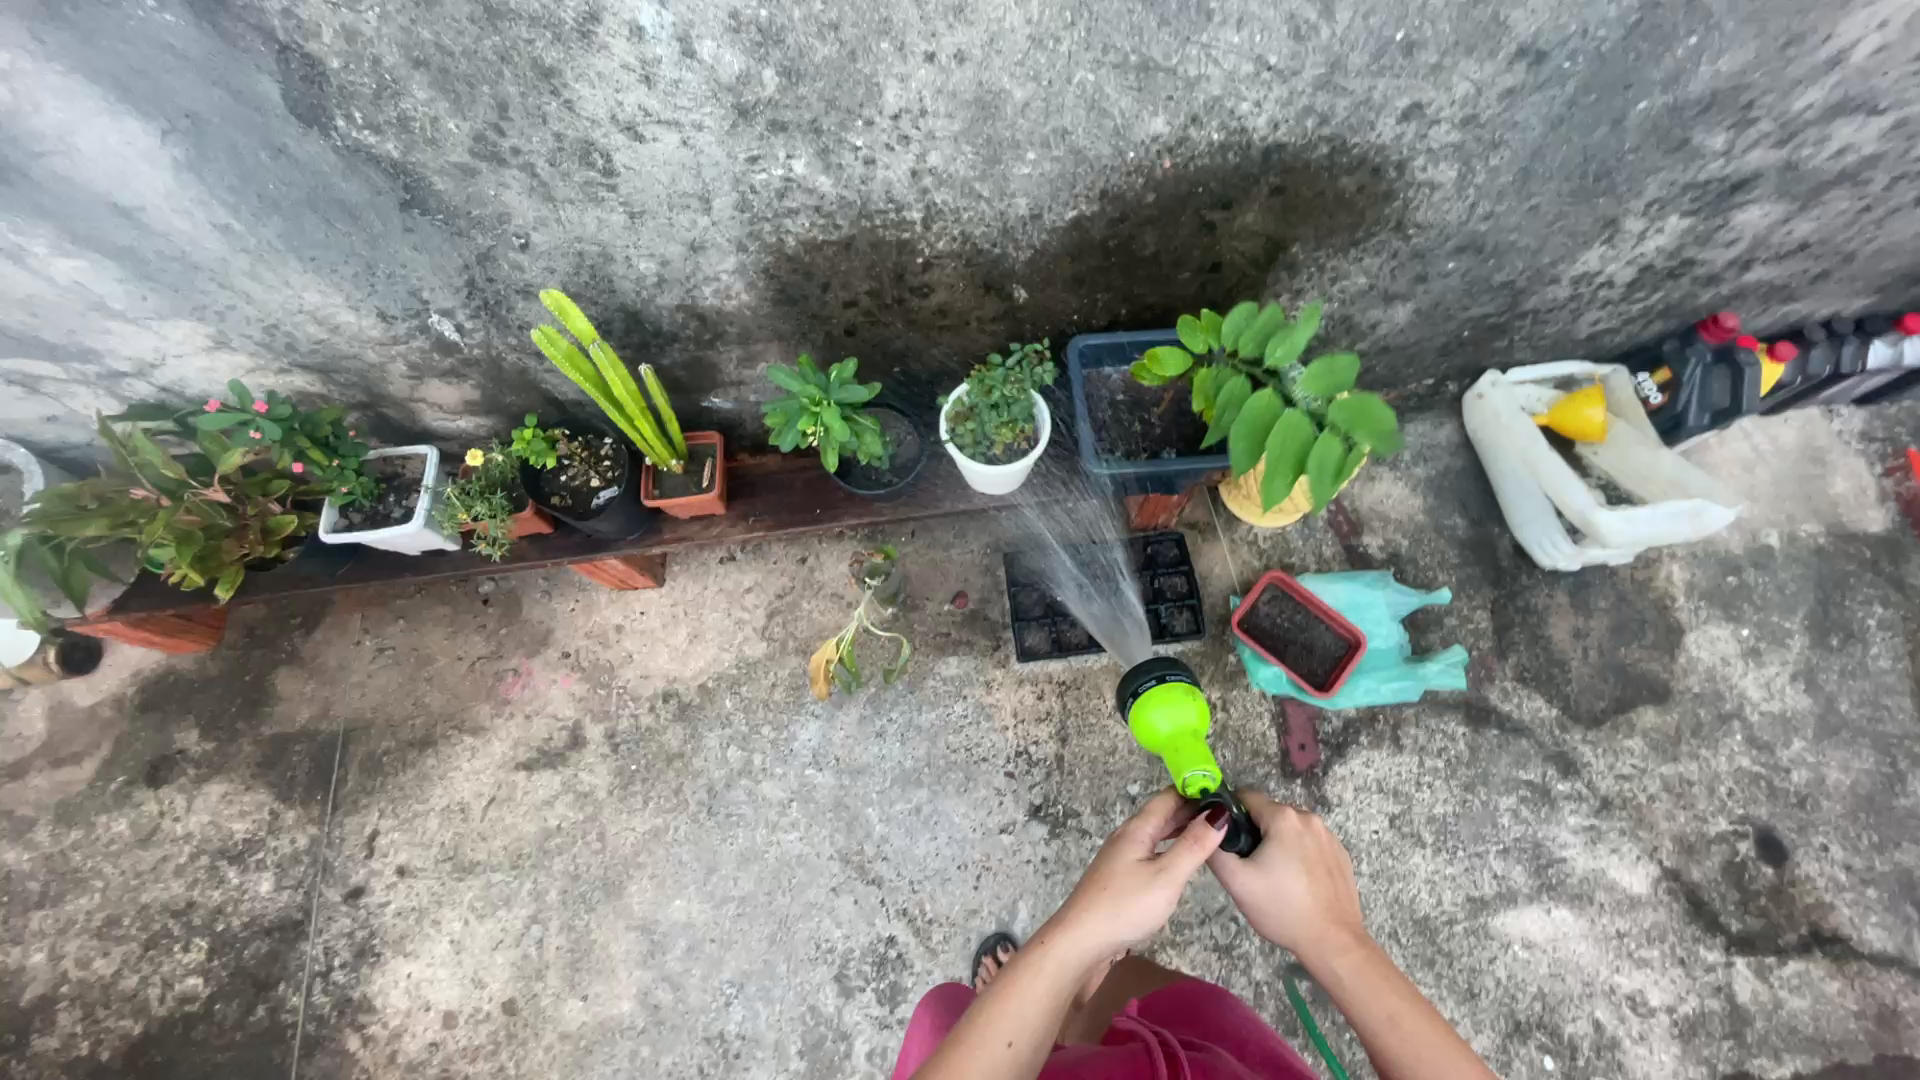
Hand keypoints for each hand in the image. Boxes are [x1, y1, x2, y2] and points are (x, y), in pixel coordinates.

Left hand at [1046, 787, 1227, 960]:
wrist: (1082, 940)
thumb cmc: (1126, 906)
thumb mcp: (1166, 876)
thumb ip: (1193, 845)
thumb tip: (1218, 813)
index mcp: (1137, 829)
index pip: (1168, 797)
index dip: (1194, 791)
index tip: (1224, 791)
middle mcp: (1128, 836)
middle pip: (1162, 814)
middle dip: (1191, 810)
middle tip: (1226, 813)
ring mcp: (1121, 857)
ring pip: (1156, 834)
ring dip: (1181, 829)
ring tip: (1210, 832)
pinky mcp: (1121, 877)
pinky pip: (1151, 852)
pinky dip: (1170, 848)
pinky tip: (1180, 860)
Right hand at [1206, 792, 1368, 966]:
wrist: (1334, 943)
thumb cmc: (1282, 909)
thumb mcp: (1236, 882)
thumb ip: (1214, 849)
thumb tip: (1207, 827)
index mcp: (1283, 817)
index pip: (1245, 797)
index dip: (1230, 815)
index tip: (1226, 840)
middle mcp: (1309, 818)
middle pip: (1268, 813)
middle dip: (1254, 831)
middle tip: (1249, 865)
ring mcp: (1329, 836)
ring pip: (1289, 828)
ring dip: (1277, 842)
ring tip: (1273, 876)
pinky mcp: (1341, 854)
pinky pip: (1309, 842)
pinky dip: (1298, 853)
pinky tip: (1296, 881)